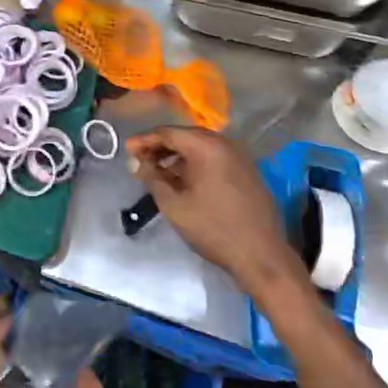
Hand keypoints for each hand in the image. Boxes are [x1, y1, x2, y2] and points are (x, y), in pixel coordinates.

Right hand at [126, 126, 306, 297]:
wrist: (260, 255)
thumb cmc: (213, 228)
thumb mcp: (174, 205)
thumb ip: (152, 178)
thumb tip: (138, 162)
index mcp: (206, 146)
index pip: (168, 133)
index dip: (145, 140)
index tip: (127, 150)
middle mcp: (225, 144)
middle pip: (186, 136)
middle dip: (161, 146)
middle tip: (140, 160)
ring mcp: (239, 157)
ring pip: (201, 147)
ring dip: (177, 155)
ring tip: (158, 171)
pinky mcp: (246, 171)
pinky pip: (214, 158)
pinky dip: (195, 163)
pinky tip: (183, 179)